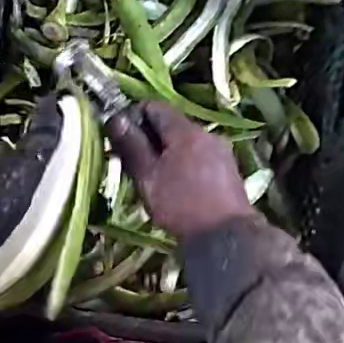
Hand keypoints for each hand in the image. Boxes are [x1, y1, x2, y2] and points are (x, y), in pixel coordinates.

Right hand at [106, 101, 257, 241]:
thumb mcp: (148, 177)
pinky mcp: (227, 169)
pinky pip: (197, 156)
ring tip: (151, 175)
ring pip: (184, 142)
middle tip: (130, 159)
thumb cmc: (180, 205)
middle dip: (149, 137)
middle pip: (171, 124)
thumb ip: (132, 146)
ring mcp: (220, 151)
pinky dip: (181, 162)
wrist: (224, 235)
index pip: (155, 107)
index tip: (119, 135)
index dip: (133, 115)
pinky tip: (174, 184)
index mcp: (186, 132)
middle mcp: (207, 134)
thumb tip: (116, 118)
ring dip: (165, 152)